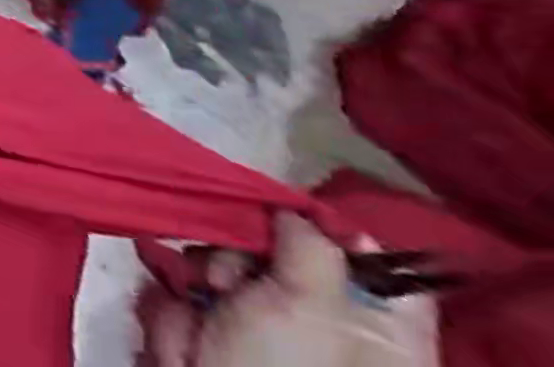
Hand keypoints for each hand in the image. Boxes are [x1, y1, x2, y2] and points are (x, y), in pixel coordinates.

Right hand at [148, 212, 439, 366]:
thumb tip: (291, 210)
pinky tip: (185, 310)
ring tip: (203, 295)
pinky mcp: (215, 327)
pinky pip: (193, 286)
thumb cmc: (287, 366)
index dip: (328, 228)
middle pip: (281, 252)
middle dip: (242, 252)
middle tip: (232, 274)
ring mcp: (266, 325)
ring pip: (227, 263)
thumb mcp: (311, 305)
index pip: (373, 261)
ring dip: (206, 271)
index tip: (278, 210)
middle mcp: (327, 322)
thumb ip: (310, 247)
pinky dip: (182, 293)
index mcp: (378, 327)